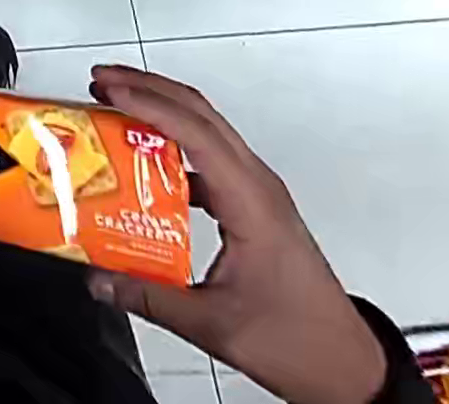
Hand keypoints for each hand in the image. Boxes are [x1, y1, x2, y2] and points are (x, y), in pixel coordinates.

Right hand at [86, 66, 385, 403]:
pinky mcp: (249, 196)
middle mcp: (256, 184)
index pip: (197, 133)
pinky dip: (168, 127)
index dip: (149, 105)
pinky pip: (205, 144)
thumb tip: (96, 278)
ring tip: (112, 96)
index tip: (109, 92)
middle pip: (200, 111)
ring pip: (204, 121)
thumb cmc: (299, 344)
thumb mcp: (215, 326)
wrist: (352, 369)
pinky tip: (137, 142)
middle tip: (100, 80)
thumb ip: (148, 297)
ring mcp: (256, 186)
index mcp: (252, 205)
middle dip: (146, 86)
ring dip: (158, 100)